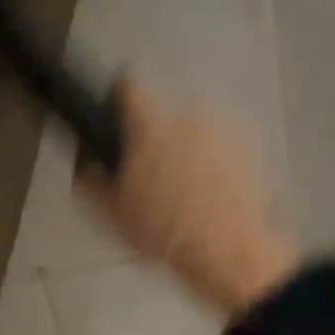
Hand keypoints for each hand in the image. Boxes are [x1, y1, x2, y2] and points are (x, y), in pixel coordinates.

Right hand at [79, 80, 299, 316]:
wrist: (229, 250)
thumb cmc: (163, 232)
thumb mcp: (111, 214)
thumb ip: (92, 179)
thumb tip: (85, 160)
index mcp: (149, 127)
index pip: (129, 84)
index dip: (117, 95)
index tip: (113, 113)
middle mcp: (188, 115)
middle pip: (161, 116)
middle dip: (153, 138)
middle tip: (147, 177)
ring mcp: (223, 128)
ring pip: (191, 131)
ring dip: (182, 150)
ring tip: (179, 192)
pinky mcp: (248, 145)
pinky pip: (217, 146)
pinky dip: (209, 162)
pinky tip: (205, 195)